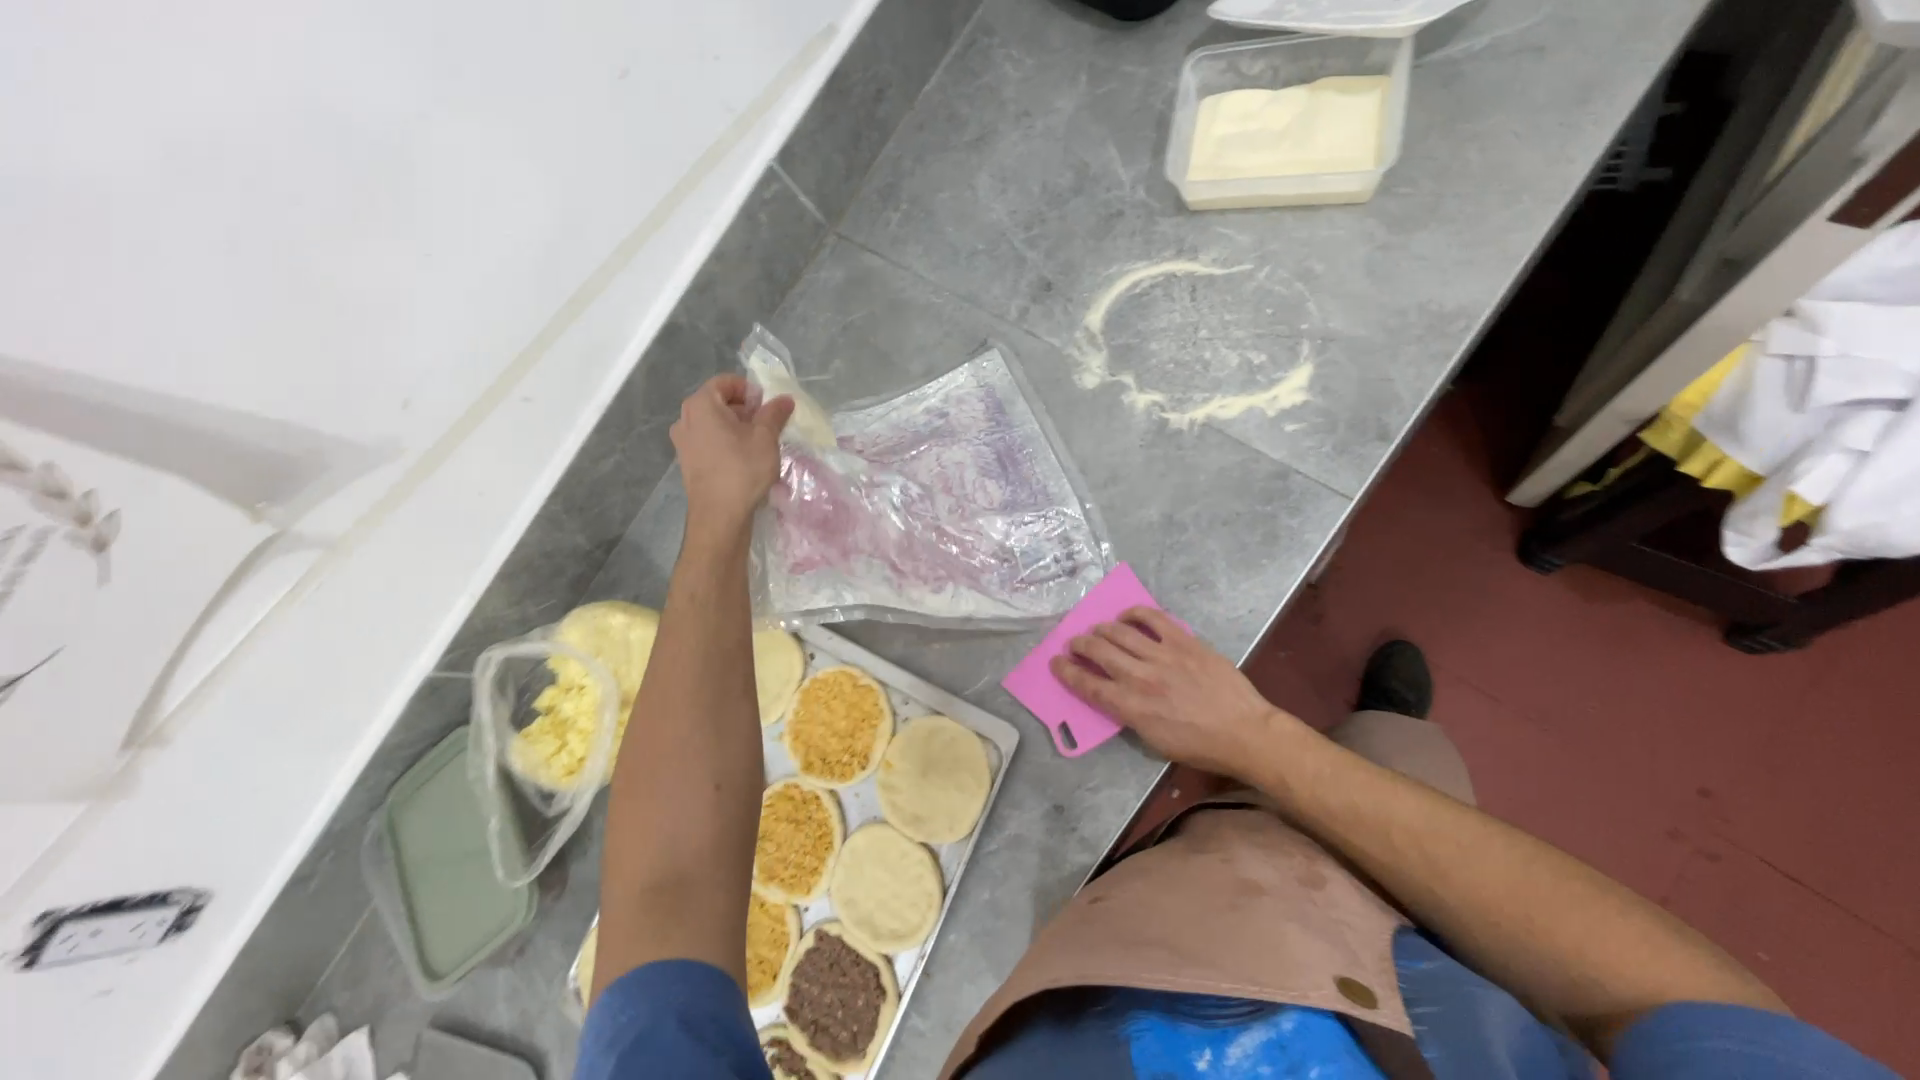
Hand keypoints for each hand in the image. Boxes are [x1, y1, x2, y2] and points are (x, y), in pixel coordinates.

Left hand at [671, 375, 794, 536]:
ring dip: (736, 427)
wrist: (719, 516)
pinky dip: (725, 442)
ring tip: (758, 443)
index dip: (749, 389)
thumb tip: (784, 399)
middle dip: (744, 409)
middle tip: (767, 424)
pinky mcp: (687, 461)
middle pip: (718, 402)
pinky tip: (743, 459)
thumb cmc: (742, 470)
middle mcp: (685, 418)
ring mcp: (683, 441)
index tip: (768, 406)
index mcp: (701, 404)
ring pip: (713, 423)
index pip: (725, 382)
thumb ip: (774, 413)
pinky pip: (708, 441)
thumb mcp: (766, 438)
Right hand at [1049, 607, 1308, 778]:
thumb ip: (1129, 715)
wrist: (1243, 732)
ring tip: (1097, 630)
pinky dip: (1134, 614)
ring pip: (1119, 632)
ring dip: (1101, 629)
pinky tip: (1127, 617)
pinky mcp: (1184, 641)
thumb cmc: (1199, 746)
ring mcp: (1162, 655)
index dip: (1066, 671)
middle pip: (1097, 651)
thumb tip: (1116, 696)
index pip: (1087, 684)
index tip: (1056, 662)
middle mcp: (1140, 677)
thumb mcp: (1153, 741)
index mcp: (1130, 706)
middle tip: (1074, 644)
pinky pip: (1152, 618)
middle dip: (1079, 645)